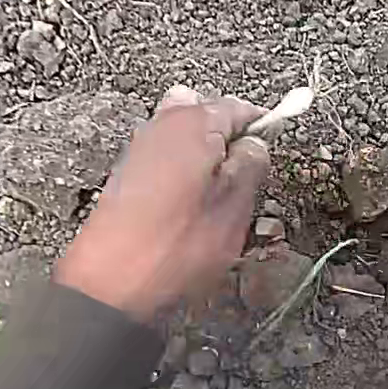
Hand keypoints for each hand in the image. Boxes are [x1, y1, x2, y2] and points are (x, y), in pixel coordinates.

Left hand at [54, 86, 269, 320]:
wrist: (112, 281)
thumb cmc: (179, 244)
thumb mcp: (235, 207)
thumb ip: (252, 164)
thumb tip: (255, 143)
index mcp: (193, 124)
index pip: (238, 107)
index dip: (262, 125)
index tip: (275, 145)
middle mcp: (162, 125)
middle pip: (207, 114)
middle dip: (231, 137)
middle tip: (249, 176)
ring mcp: (141, 147)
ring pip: (186, 136)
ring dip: (207, 154)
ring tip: (221, 196)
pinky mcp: (128, 173)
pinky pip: (167, 155)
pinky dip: (186, 168)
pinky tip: (192, 205)